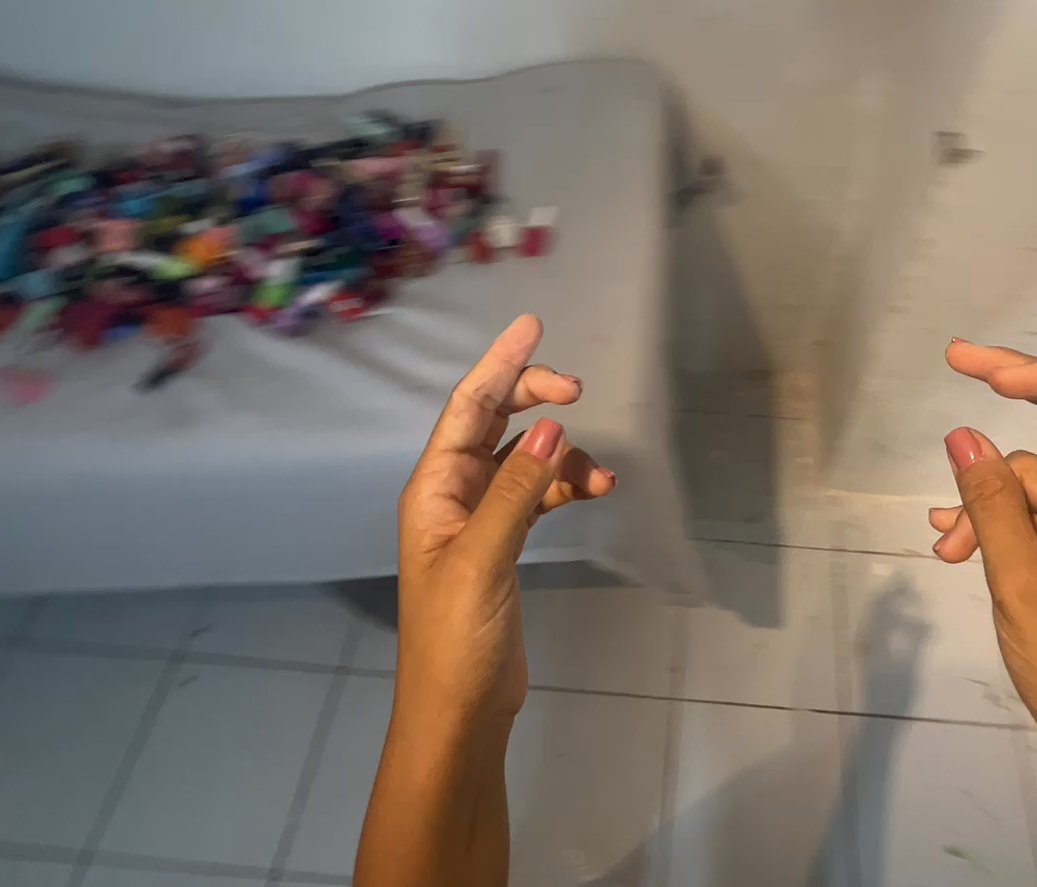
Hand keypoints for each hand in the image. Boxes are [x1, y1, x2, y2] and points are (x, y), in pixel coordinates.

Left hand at [394, 313, 615, 719]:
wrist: (461, 711)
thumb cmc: (458, 635)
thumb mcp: (483, 557)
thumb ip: (516, 490)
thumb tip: (551, 427)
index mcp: (434, 486)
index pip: (469, 407)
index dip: (500, 364)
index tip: (532, 326)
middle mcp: (455, 491)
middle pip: (496, 421)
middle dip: (535, 398)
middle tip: (577, 387)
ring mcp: (483, 515)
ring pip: (527, 458)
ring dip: (564, 456)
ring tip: (601, 476)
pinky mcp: (507, 539)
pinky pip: (542, 492)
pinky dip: (569, 485)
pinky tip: (596, 492)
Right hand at [926, 341, 1036, 754]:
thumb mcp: (1018, 573)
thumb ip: (990, 498)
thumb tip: (960, 433)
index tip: (984, 371)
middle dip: (1014, 394)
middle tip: (958, 360)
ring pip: (1036, 478)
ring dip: (985, 498)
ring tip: (946, 539)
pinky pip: (1033, 512)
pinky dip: (995, 521)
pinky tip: (956, 544)